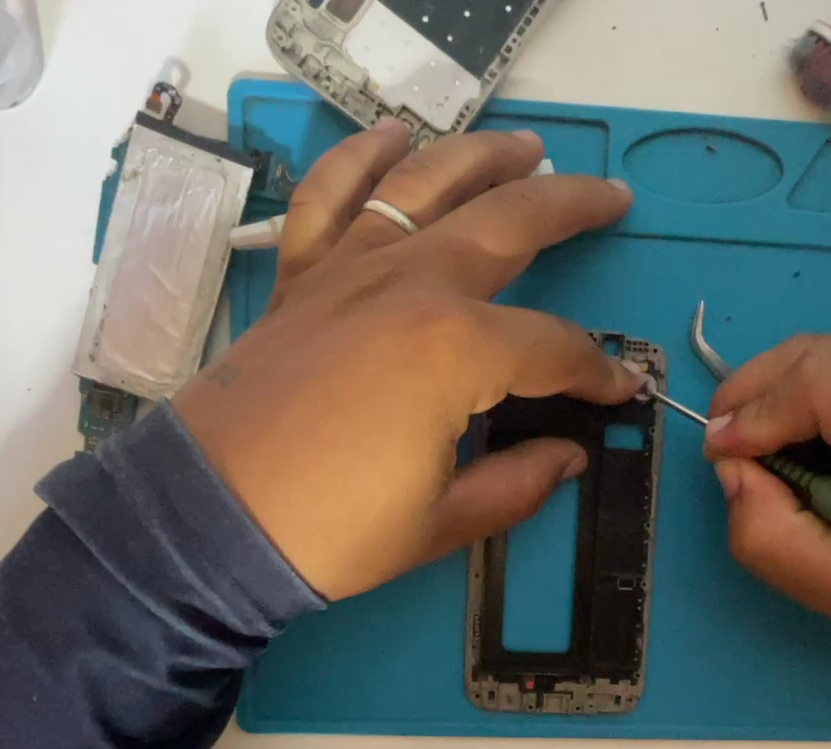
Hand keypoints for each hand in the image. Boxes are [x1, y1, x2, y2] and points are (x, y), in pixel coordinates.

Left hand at [174, 121, 642, 600]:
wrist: (211, 521)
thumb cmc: (333, 530)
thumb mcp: (444, 523)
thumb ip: (520, 483)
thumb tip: (570, 456)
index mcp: (456, 351)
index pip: (552, 349)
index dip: (595, 373)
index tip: (619, 392)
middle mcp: (409, 287)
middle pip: (507, 227)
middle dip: (570, 209)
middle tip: (612, 201)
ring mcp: (349, 271)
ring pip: (428, 187)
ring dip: (484, 160)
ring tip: (528, 150)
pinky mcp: (302, 278)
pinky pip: (331, 196)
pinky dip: (361, 159)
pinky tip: (393, 135)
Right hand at [702, 335, 830, 658]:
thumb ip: (774, 541)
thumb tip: (732, 468)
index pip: (830, 384)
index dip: (760, 412)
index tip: (724, 458)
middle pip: (820, 354)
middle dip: (754, 396)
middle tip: (729, 452)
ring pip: (826, 350)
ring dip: (775, 394)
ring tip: (762, 449)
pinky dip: (803, 393)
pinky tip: (803, 438)